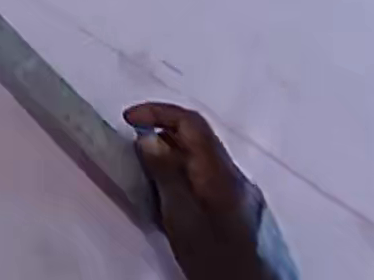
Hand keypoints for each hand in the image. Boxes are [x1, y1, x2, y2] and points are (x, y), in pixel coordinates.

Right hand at [124, 103, 281, 279]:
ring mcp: (245, 197)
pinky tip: (172, 196)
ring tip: (149, 173)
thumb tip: (146, 136)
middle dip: (161, 132)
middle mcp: (238, 180)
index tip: (128, 120)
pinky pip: (208, 175)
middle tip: (135, 147)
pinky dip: (183, 171)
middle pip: (197, 137)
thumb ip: (164, 174)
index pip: (191, 122)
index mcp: (222, 175)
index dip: (156, 111)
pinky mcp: (244, 213)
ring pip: (202, 156)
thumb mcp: (181, 218)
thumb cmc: (217, 262)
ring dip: (171, 153)